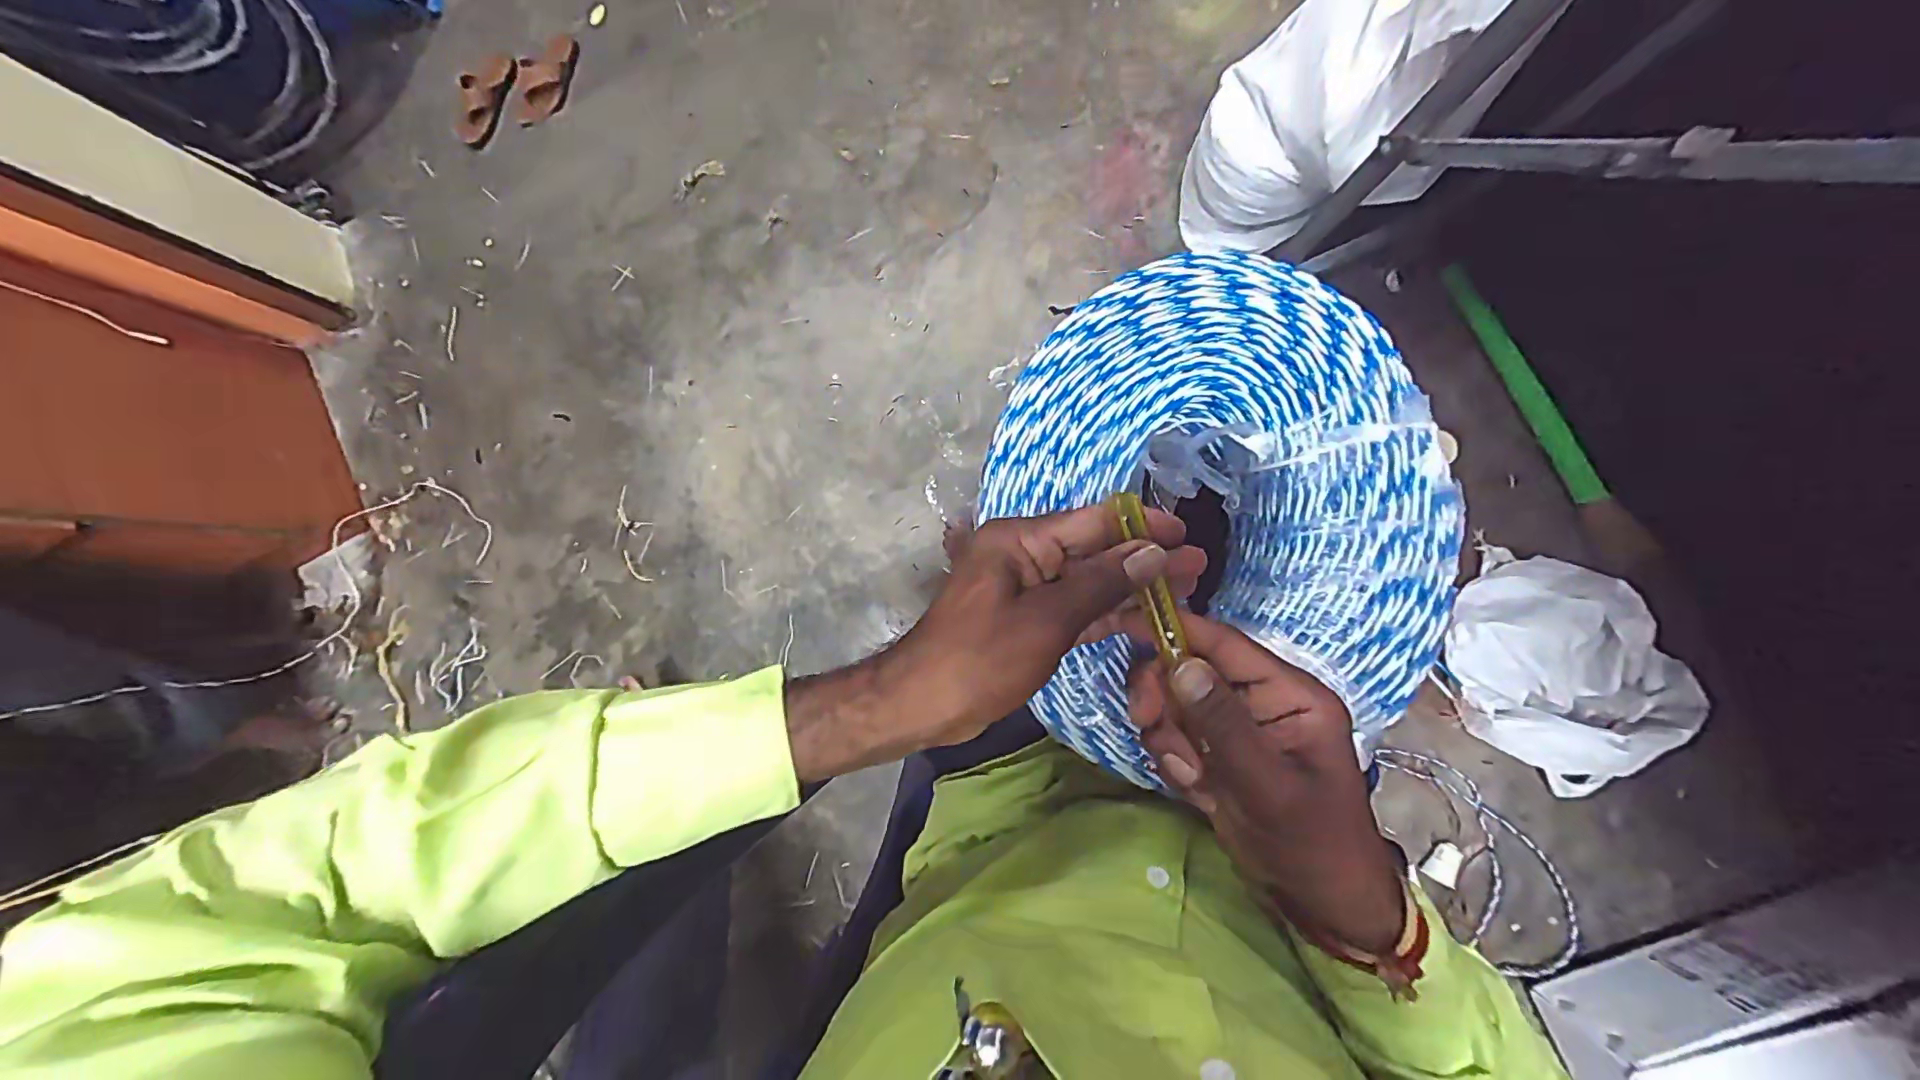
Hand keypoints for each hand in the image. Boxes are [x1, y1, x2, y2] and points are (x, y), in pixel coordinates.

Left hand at [784, 503, 1204, 782]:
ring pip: (1088, 580)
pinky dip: (1105, 612)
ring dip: (1131, 586)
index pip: (1092, 521)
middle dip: (1144, 558)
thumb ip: (1101, 583)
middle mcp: (1023, 554)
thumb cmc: (980, 659)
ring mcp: (1025, 588)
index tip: (1185, 533)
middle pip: (1094, 549)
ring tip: (1185, 588)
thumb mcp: (1046, 620)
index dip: (1142, 525)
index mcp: (1020, 540)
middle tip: (1198, 565)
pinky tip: (1144, 616)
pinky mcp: (1027, 618)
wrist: (924, 704)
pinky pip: (1073, 607)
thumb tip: (1153, 552)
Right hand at [1122, 610, 1405, 953]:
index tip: (1122, 621)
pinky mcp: (1215, 748)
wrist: (1320, 903)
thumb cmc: (1311, 843)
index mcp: (1288, 693)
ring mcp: (1234, 724)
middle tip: (1145, 721)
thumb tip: (1181, 664)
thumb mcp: (1267, 785)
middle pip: (1187, 668)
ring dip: (1168, 737)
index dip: (1174, 628)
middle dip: (1162, 696)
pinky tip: (1198, 790)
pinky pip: (1173, 734)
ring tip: (1192, 776)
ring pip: (1173, 702)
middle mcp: (1258, 699)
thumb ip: (1222, 724)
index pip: (1223, 643)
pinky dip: (1173, 760)